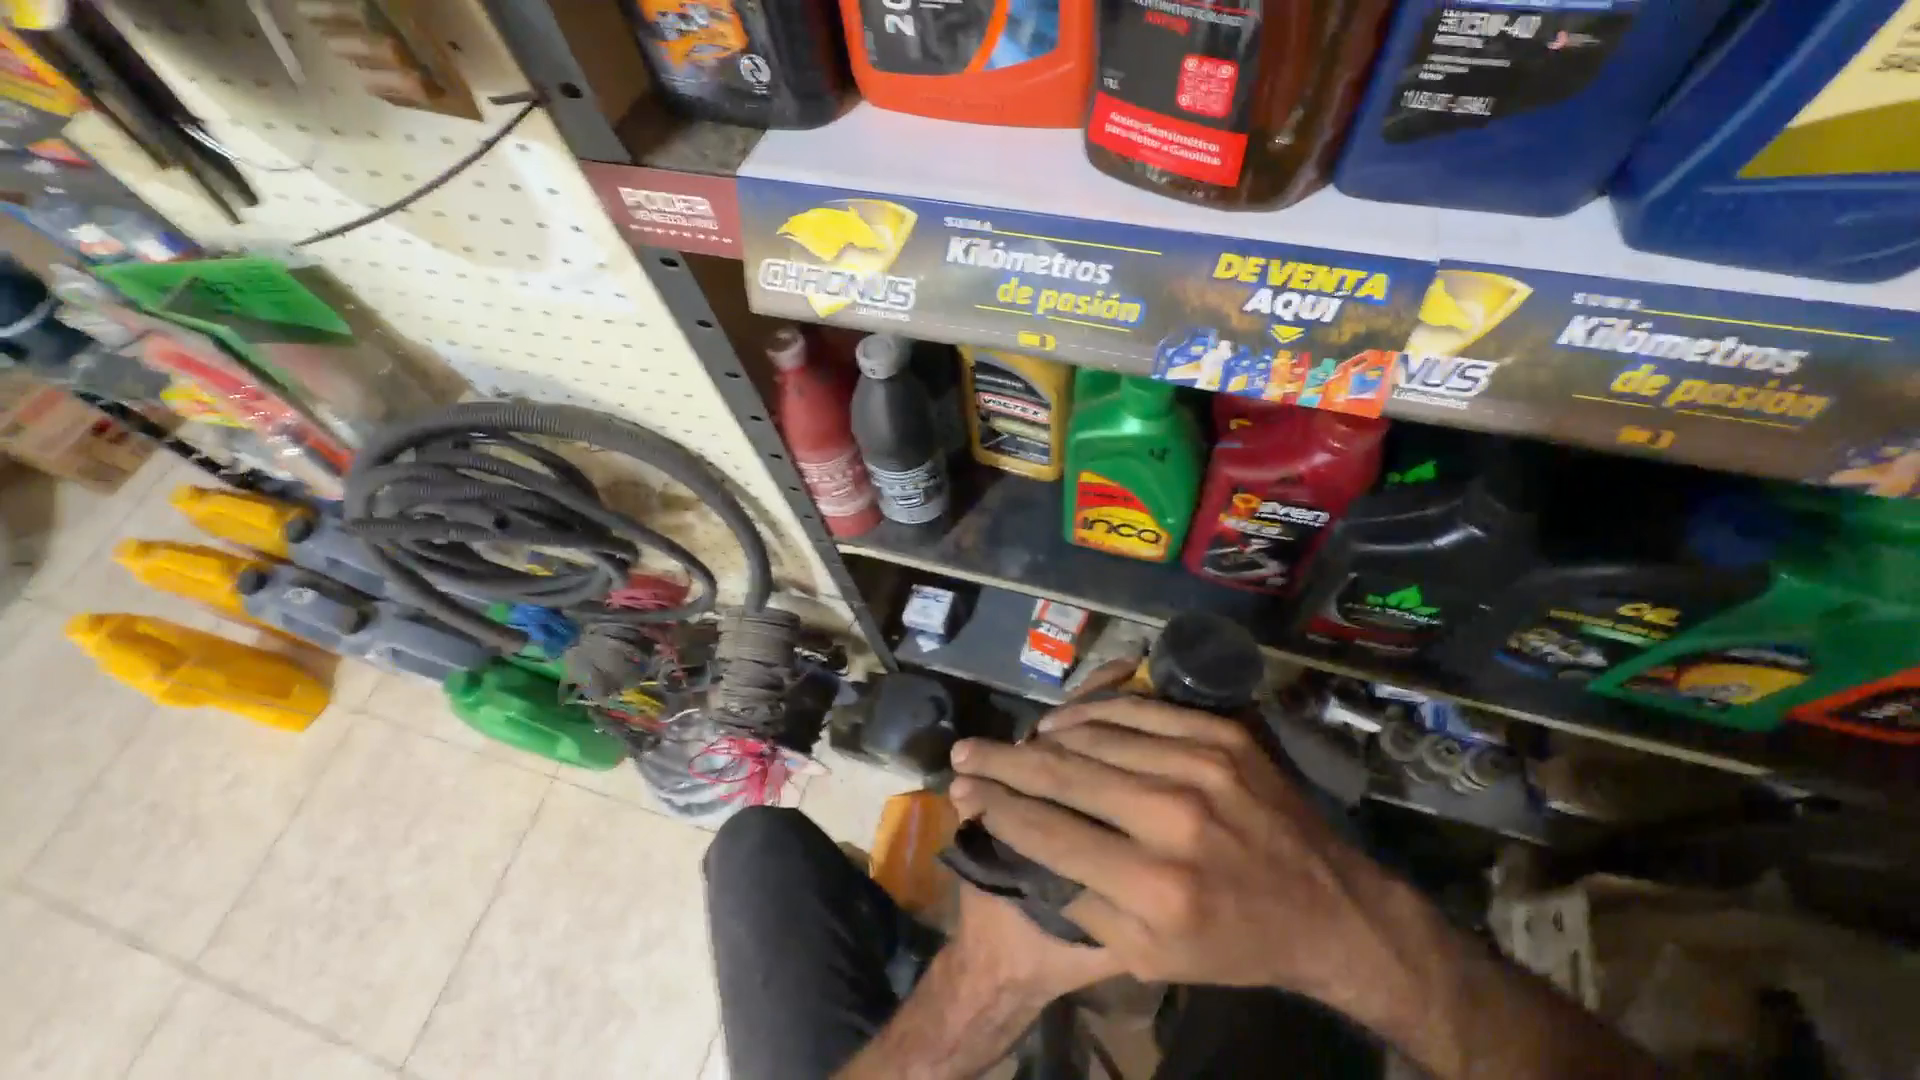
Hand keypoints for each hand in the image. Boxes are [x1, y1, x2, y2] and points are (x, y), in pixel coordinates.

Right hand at [947, 696, 1402, 1005]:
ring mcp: (1203, 766)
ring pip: (1097, 735)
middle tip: (964, 751)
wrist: (1331, 909)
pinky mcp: (1224, 736)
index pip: (1050, 832)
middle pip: (1065, 774)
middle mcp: (1175, 817)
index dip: (996, 806)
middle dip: (1003, 761)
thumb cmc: (1233, 945)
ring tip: (1014, 739)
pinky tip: (1067, 719)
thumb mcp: (1150, 959)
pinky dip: (1096, 711)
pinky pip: (1141, 711)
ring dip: (1045, 735)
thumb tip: (1022, 845)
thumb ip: (1082, 904)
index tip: (961, 789)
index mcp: (1155, 887)